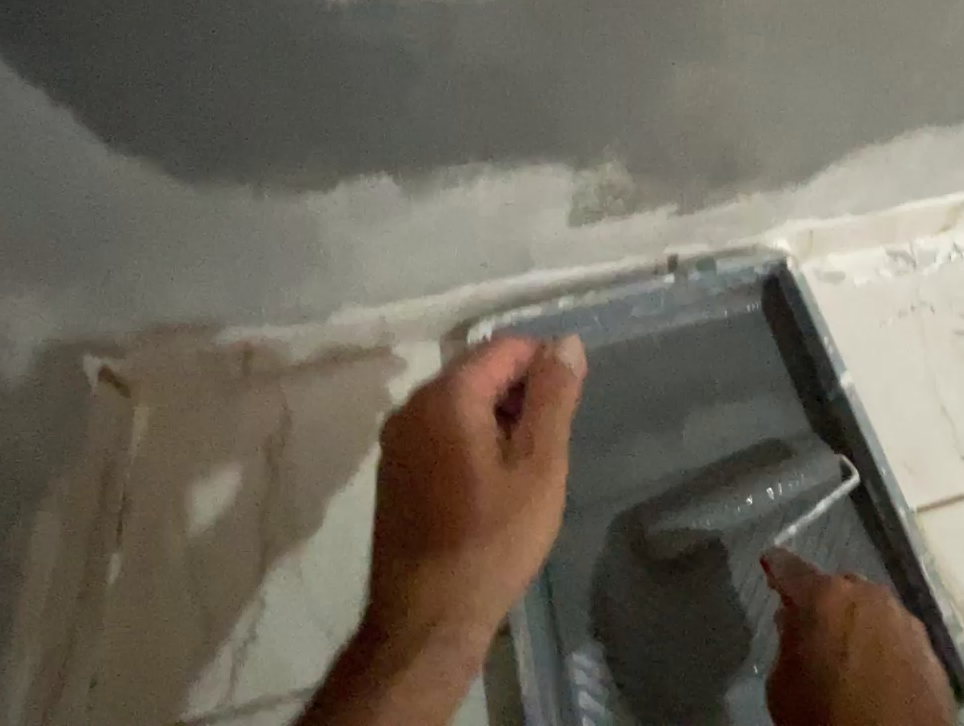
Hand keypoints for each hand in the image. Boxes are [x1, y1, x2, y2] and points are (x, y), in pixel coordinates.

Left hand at [366, 335, 587, 648]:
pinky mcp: (395, 467)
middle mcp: (413, 405)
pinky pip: (442, 427)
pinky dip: (474, 435)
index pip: (506, 347)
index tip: (568, 406)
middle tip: (549, 441)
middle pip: (481, 369)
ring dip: (500, 414)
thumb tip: (566, 342)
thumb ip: (554, 395)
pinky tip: (492, 479)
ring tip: (525, 464)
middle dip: (522, 391)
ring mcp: (398, 438)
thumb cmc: (493, 540)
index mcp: (448, 396)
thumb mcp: (540, 464)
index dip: (545, 365)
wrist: (426, 621)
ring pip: (462, 399)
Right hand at [762, 548, 956, 725]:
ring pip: (869, 607)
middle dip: (823, 603)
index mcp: (824, 598)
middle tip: (812, 629)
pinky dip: (882, 643)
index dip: (776, 566)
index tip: (770, 565)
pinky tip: (877, 670)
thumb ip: (785, 644)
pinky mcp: (928, 647)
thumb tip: (794, 623)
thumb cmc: (828, 719)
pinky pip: (895, 633)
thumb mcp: (783, 689)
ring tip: (848, 653)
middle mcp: (866, 595)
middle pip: (836, 587)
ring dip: (856, 621)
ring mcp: (902, 618)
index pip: (790, 568)